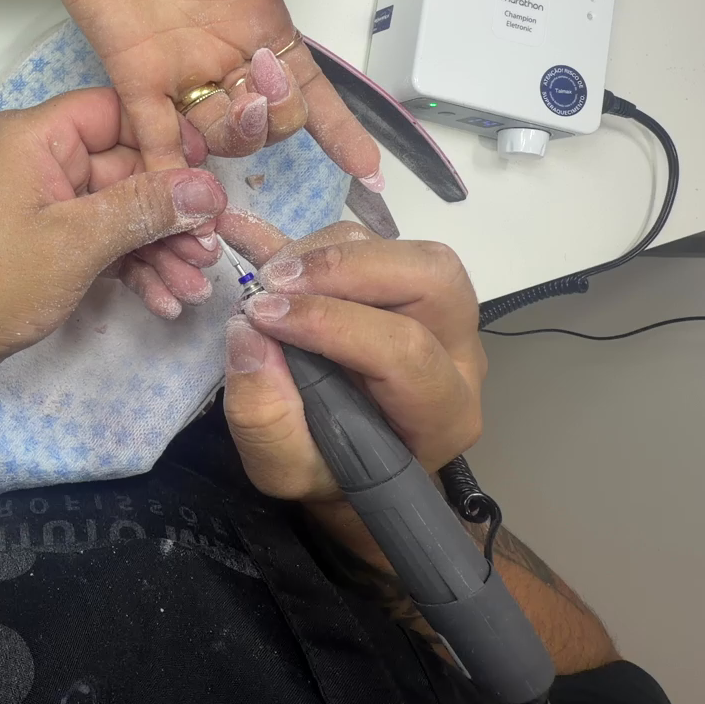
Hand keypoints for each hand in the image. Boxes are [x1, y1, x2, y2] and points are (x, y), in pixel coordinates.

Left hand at [0, 87, 227, 379]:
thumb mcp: (76, 242)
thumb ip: (145, 208)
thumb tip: (209, 188)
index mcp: (33, 137)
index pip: (114, 113)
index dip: (166, 142)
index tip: (211, 179)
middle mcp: (37, 159)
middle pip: (122, 170)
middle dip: (169, 215)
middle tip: (211, 252)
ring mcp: (39, 200)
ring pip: (114, 211)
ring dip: (155, 248)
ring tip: (194, 287)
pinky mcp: (41, 235)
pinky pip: (94, 237)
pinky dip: (126, 265)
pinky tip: (162, 299)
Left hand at [13, 0, 481, 175]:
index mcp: (261, 20)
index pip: (310, 89)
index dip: (340, 129)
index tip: (370, 172)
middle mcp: (221, 54)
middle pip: (266, 121)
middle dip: (274, 117)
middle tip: (258, 78)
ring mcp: (175, 70)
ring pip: (217, 137)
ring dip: (232, 135)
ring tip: (227, 100)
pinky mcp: (130, 77)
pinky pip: (154, 140)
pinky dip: (171, 170)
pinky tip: (187, 188)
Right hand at [215, 210, 485, 503]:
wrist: (342, 458)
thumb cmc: (324, 470)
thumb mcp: (282, 467)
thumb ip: (264, 416)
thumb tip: (249, 334)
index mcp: (440, 412)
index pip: (404, 349)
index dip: (329, 323)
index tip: (260, 316)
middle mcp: (455, 353)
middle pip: (432, 278)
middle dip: (346, 267)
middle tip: (274, 280)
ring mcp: (434, 312)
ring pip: (403, 248)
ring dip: (327, 249)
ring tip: (268, 274)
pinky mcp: (394, 283)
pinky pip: (365, 240)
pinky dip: (306, 236)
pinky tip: (250, 233)